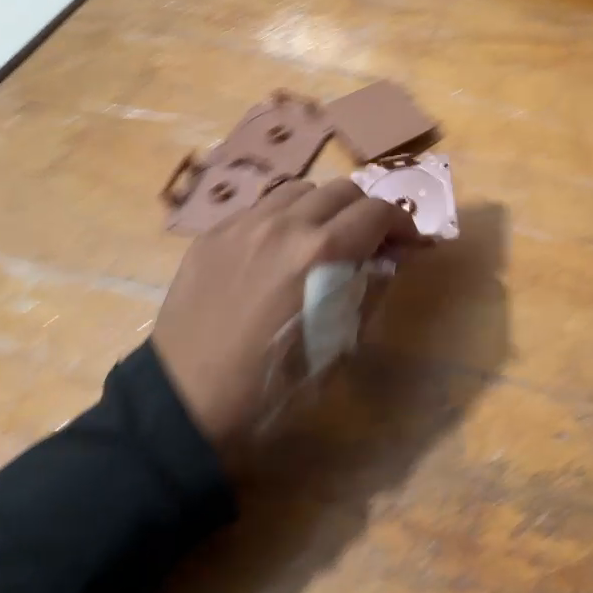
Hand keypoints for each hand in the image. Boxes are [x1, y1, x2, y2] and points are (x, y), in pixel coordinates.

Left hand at [153, 177, 418, 459]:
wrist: (187, 403)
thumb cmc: (274, 383)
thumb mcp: (339, 340)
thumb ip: (370, 287)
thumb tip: (390, 256)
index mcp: (322, 251)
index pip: (378, 211)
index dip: (402, 224)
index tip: (406, 245)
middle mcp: (284, 225)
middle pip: (343, 190)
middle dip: (364, 213)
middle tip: (365, 244)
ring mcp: (243, 225)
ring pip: (299, 190)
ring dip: (321, 209)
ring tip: (318, 241)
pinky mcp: (211, 235)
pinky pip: (259, 209)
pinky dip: (281, 220)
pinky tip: (274, 254)